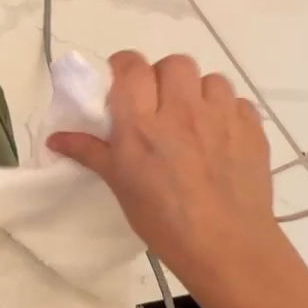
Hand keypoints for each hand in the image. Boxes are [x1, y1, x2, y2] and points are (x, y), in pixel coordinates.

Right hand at [47, 52, 293, 295]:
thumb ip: (89, 151)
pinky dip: (223, 109)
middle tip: (155, 101)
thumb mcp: (117, 183)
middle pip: (174, 63)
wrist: (224, 244)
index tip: (120, 82)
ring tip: (189, 116)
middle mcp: (181, 111)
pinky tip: (215, 134)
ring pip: (209, 78)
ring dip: (195, 90)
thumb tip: (55, 138)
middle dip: (161, 75)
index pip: (132, 68)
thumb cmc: (160, 217)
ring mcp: (221, 117)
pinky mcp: (252, 129)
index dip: (124, 66)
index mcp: (141, 124)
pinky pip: (236, 101)